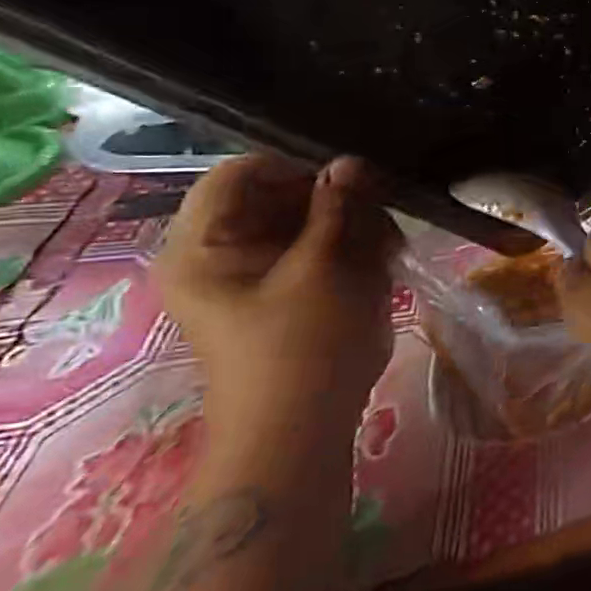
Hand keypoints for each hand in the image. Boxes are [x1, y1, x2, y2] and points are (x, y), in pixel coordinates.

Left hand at [154, 155, 400, 435]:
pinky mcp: (287, 292)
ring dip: (353, 227)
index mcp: (203, 245)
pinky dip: (353, 250)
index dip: (296, 168)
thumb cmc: (303, 346)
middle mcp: (222, 253)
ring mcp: (255, 274)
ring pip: (307, 223)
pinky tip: (383, 264)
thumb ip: (337, 209)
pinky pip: (319, 250)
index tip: (351, 182)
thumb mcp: (324, 269)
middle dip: (336, 202)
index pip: (240, 173)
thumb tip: (351, 162)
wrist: (304, 427)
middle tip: (381, 218)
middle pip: (277, 197)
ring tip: (388, 250)